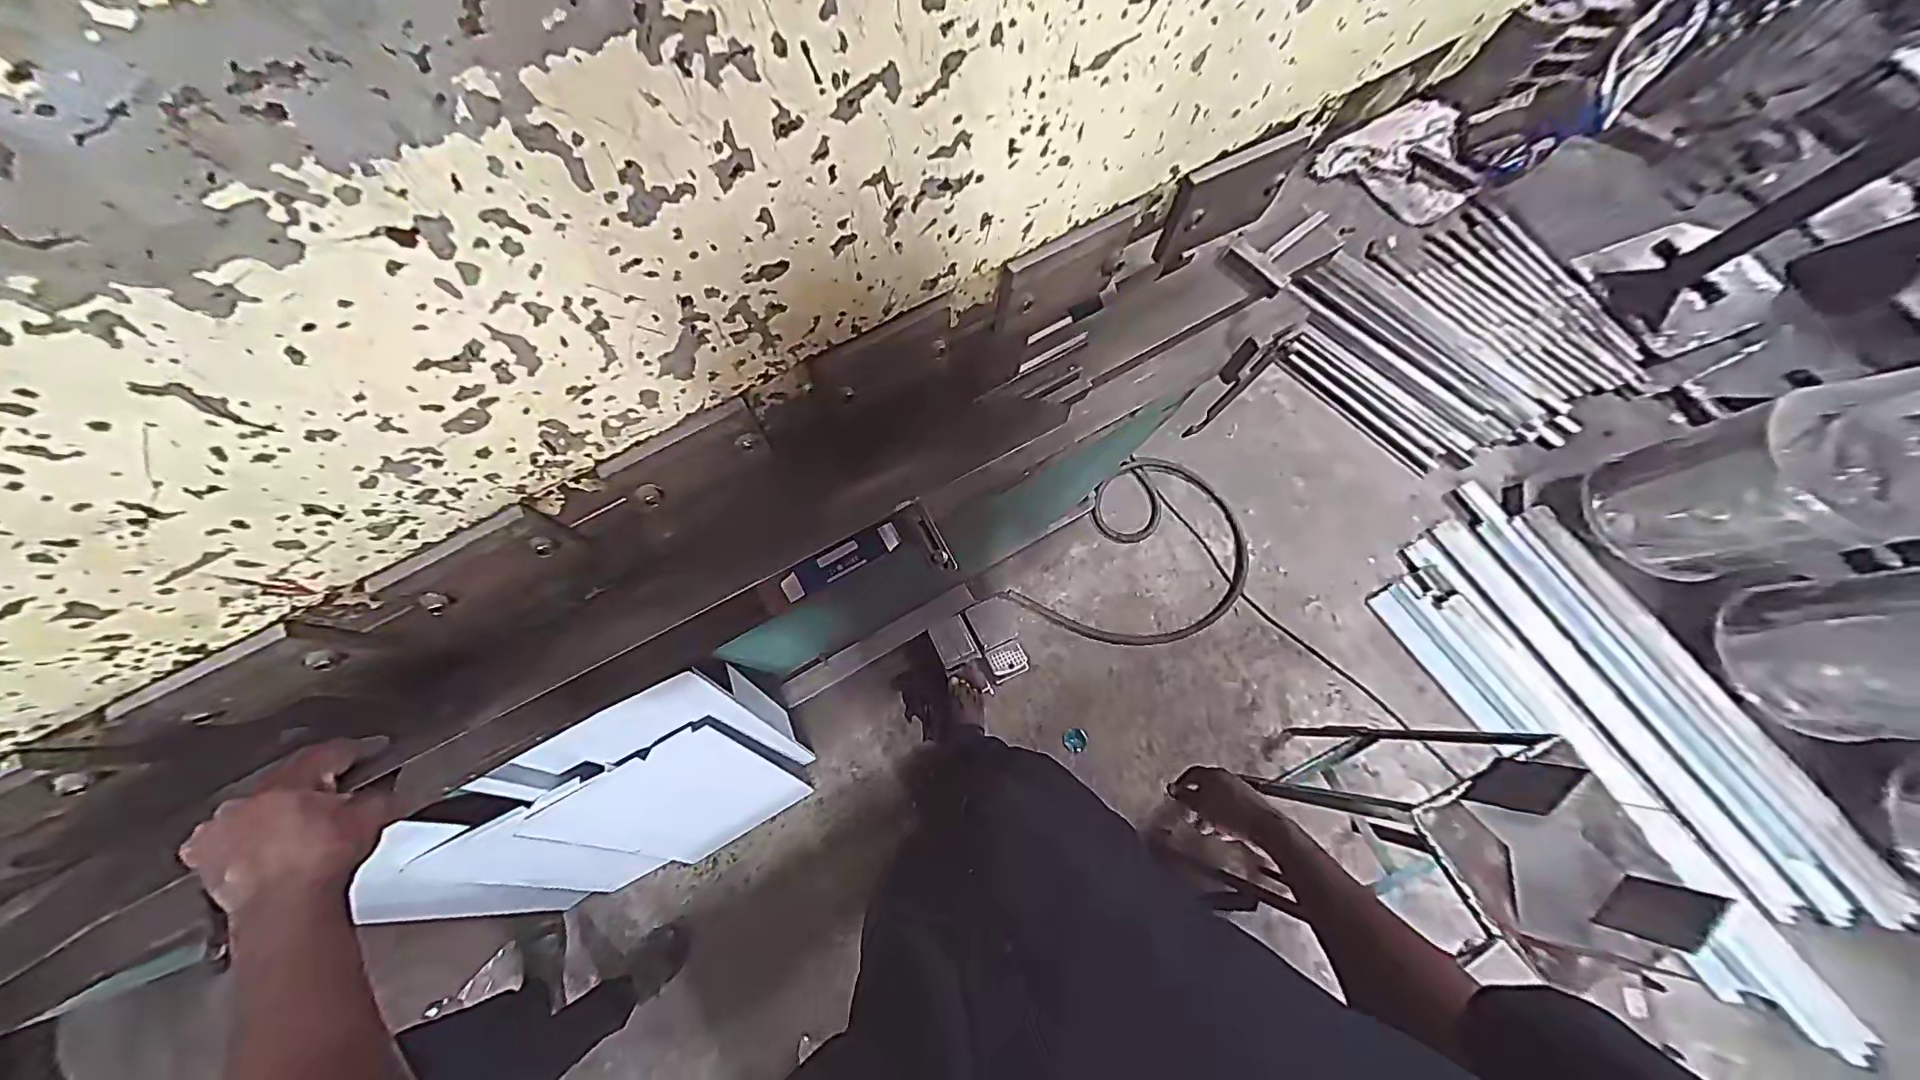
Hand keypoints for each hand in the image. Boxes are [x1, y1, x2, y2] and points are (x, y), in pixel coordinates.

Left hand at [179, 738, 395, 916]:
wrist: (285, 908)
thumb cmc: (321, 863)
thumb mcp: (371, 817)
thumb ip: (376, 793)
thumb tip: (376, 789)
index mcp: (287, 784)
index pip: (326, 754)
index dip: (354, 751)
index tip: (369, 750)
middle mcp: (247, 802)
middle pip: (288, 779)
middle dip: (313, 784)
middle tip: (337, 792)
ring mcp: (220, 830)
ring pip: (257, 806)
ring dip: (278, 810)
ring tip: (303, 824)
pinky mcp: (204, 858)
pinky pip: (228, 836)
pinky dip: (247, 836)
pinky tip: (266, 845)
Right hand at [1169, 765, 1280, 840]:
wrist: (1264, 827)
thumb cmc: (1228, 814)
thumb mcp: (1200, 806)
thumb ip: (1184, 796)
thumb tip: (1173, 788)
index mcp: (1212, 774)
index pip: (1191, 774)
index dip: (1181, 785)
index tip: (1175, 796)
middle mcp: (1225, 777)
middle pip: (1204, 786)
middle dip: (1196, 802)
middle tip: (1190, 814)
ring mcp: (1238, 788)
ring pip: (1217, 798)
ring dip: (1209, 812)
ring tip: (1207, 827)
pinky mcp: (1248, 802)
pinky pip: (1229, 806)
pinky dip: (1222, 815)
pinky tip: (1223, 829)